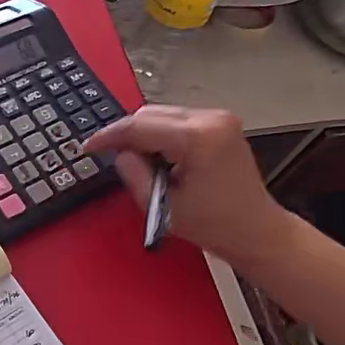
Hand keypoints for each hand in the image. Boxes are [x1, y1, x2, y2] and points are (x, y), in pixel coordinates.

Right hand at [83, 105, 293, 266]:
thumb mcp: (163, 205)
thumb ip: (134, 174)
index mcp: (198, 138)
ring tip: (141, 165)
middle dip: (127, 135)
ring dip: (144, 135)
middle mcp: (211, 119)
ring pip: (162, 114)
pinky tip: (160, 159)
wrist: (255, 230)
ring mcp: (219, 118)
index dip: (109, 136)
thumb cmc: (216, 225)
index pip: (139, 126)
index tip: (89, 146)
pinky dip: (161, 135)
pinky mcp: (220, 124)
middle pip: (150, 114)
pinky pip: (178, 120)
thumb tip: (120, 154)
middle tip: (111, 158)